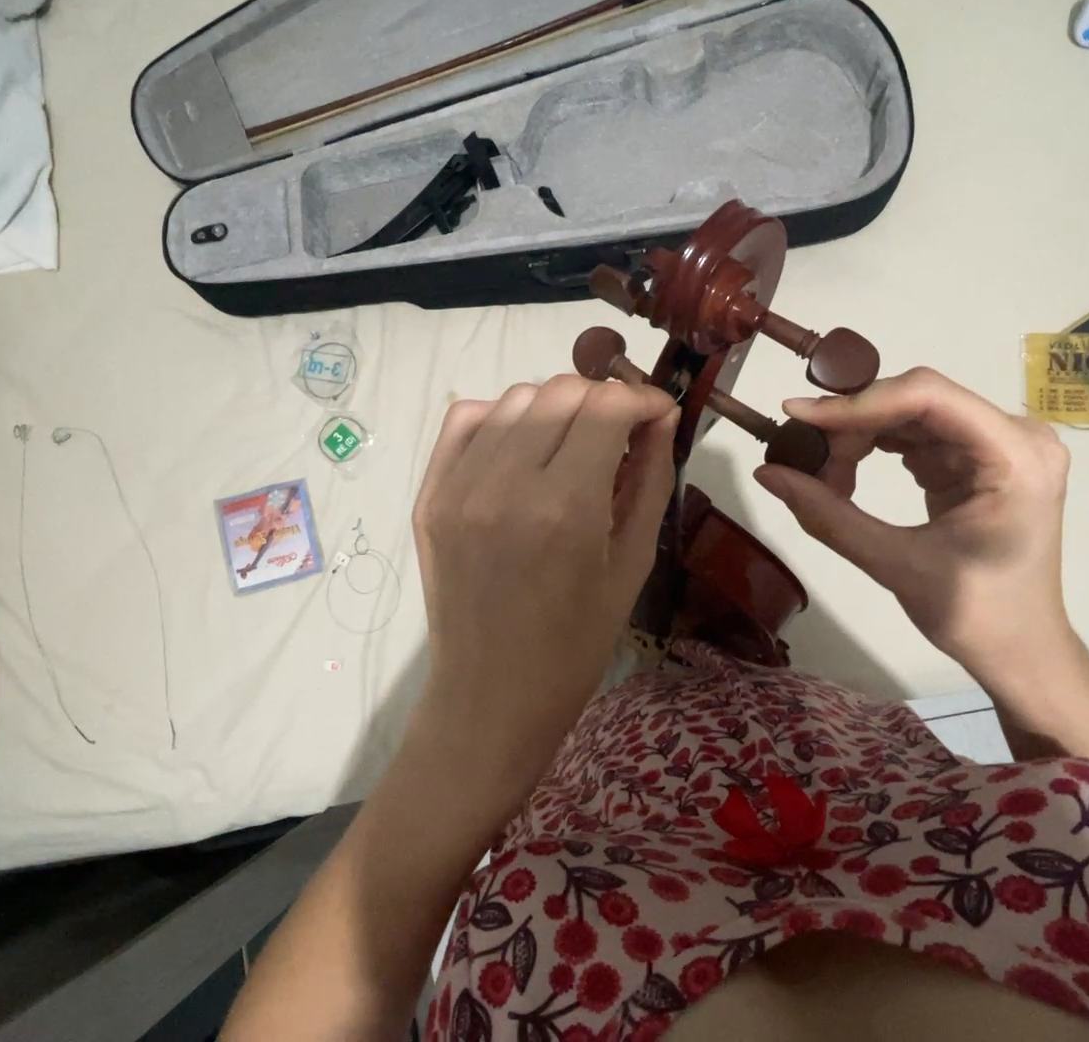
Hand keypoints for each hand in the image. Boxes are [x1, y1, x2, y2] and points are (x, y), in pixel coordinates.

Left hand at [410, 375, 676, 801]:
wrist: (492, 696)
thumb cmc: (577, 645)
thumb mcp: (633, 566)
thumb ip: (650, 481)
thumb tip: (659, 418)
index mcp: (566, 509)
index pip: (607, 407)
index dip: (643, 399)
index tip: (658, 414)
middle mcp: (506, 485)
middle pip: (561, 392)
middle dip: (603, 400)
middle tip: (619, 434)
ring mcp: (459, 488)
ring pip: (515, 398)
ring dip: (555, 408)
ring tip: (571, 446)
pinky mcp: (430, 496)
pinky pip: (465, 420)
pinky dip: (501, 418)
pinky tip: (521, 449)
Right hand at [753, 367, 1073, 683]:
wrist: (1020, 649)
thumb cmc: (976, 613)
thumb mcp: (896, 564)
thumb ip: (829, 516)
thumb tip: (766, 473)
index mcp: (1015, 454)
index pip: (928, 396)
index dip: (856, 401)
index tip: (795, 415)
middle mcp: (1013, 435)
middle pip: (917, 400)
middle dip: (852, 425)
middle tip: (803, 460)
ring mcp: (996, 444)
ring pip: (909, 415)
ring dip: (858, 438)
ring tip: (821, 476)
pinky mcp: (975, 459)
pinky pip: (914, 435)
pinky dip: (873, 450)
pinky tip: (843, 476)